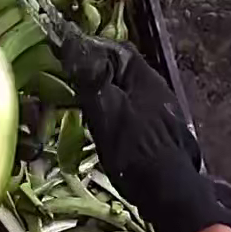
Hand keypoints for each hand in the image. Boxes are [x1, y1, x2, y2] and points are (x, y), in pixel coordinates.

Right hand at [58, 34, 230, 231]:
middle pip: (119, 69)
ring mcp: (160, 109)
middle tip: (66, 81)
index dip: (86, 49)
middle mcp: (155, 86)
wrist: (168, 189)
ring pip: (124, 91)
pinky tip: (102, 125)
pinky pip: (130, 110)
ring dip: (103, 93)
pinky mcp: (158, 130)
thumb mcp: (105, 110)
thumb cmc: (133, 148)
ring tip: (79, 103)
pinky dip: (113, 112)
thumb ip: (91, 77)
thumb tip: (72, 42)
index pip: (111, 48)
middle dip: (94, 72)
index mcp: (143, 74)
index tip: (62, 57)